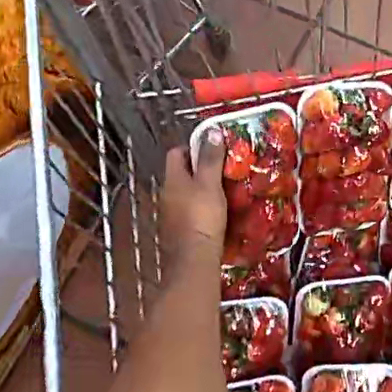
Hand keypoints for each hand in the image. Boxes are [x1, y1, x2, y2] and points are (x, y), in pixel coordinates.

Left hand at [160, 137, 225, 270]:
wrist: (194, 259)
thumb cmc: (202, 216)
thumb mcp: (210, 183)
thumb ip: (210, 159)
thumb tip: (212, 131)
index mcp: (172, 179)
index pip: (176, 153)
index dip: (193, 147)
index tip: (213, 150)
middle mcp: (166, 195)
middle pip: (181, 174)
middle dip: (200, 170)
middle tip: (223, 170)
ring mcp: (170, 215)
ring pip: (186, 194)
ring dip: (201, 191)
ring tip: (225, 191)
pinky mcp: (178, 232)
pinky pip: (189, 212)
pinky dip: (201, 209)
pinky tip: (218, 214)